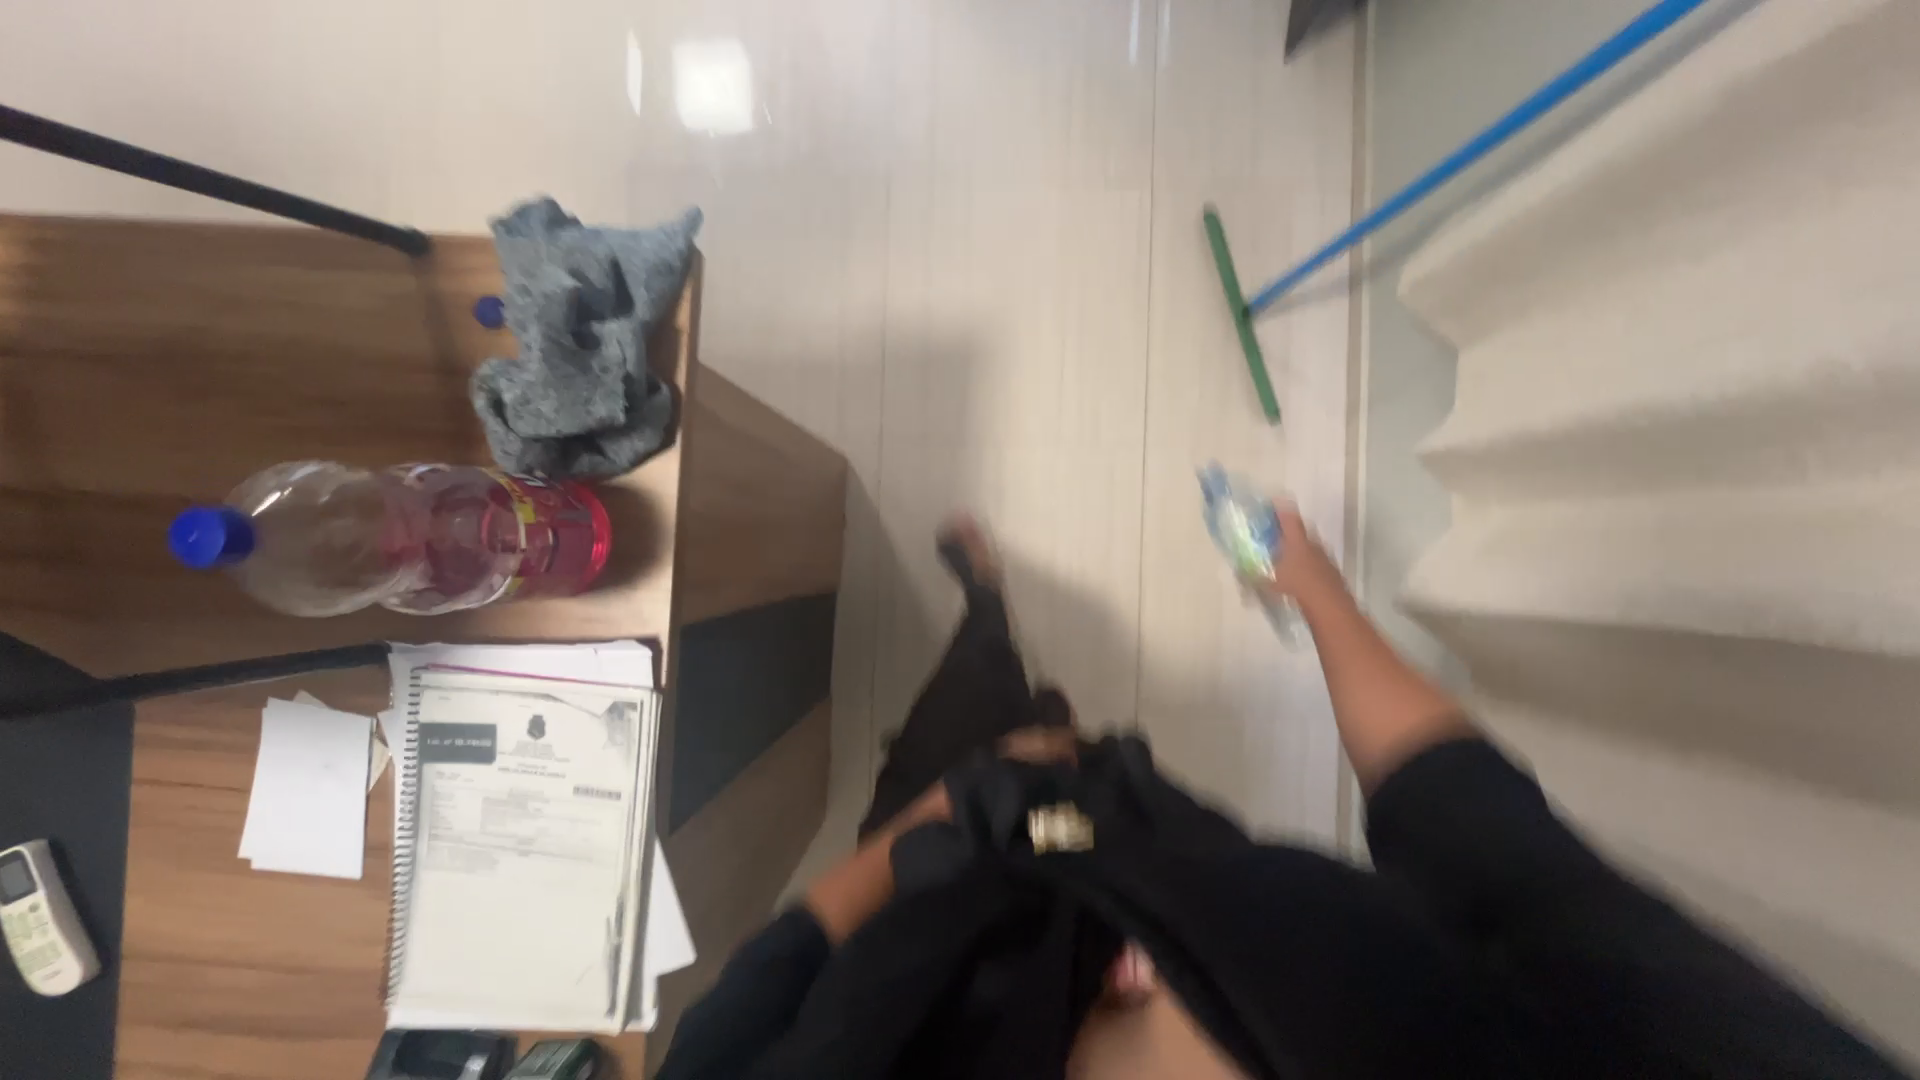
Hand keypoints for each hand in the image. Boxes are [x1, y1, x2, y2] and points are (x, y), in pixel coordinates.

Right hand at [1256, 505, 1345, 603]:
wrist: (1329, 603)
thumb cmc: (1296, 585)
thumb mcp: (1268, 581)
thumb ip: (1252, 575)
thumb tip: (1238, 572)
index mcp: (1296, 541)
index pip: (1289, 517)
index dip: (1280, 508)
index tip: (1273, 503)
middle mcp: (1312, 544)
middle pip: (1300, 531)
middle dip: (1289, 532)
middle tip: (1276, 536)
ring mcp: (1325, 556)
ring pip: (1309, 547)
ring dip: (1299, 550)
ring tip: (1288, 559)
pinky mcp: (1332, 570)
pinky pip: (1317, 561)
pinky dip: (1308, 564)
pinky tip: (1300, 576)